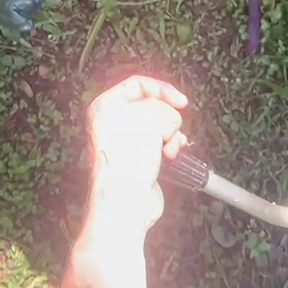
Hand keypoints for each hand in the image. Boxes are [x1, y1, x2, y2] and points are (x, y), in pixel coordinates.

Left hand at [83, 76, 188, 237]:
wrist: (125, 202)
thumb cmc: (128, 159)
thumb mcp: (150, 117)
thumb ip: (163, 108)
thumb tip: (170, 119)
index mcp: (106, 106)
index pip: (138, 85)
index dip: (162, 90)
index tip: (180, 101)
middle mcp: (112, 123)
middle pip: (151, 106)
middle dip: (167, 118)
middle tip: (170, 130)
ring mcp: (126, 143)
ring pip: (159, 126)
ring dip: (170, 135)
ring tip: (169, 148)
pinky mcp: (138, 160)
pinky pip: (160, 144)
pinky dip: (170, 147)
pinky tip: (172, 155)